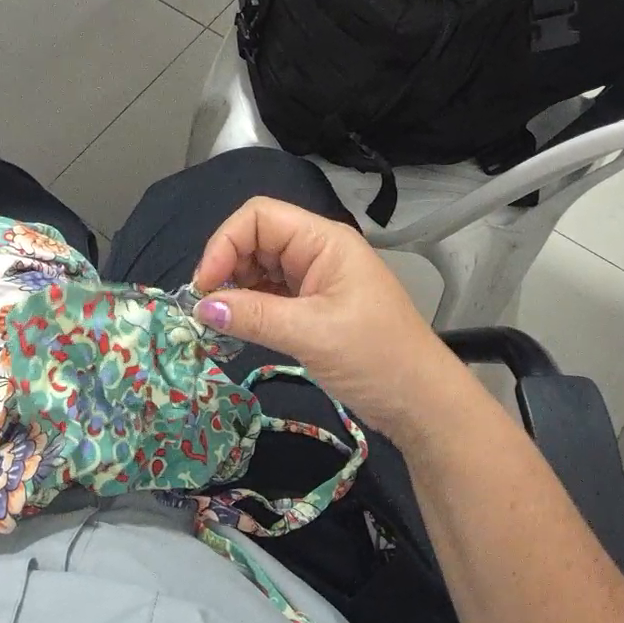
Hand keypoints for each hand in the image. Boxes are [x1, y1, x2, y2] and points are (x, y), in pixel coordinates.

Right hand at [191, 198, 468, 443]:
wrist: (423, 405)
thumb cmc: (376, 358)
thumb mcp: (311, 334)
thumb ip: (253, 316)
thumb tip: (200, 306)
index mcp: (324, 241)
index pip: (259, 217)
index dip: (225, 242)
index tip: (204, 285)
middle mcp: (317, 251)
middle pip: (256, 237)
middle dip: (226, 265)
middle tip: (207, 306)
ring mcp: (315, 279)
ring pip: (259, 266)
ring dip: (235, 287)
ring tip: (220, 318)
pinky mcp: (313, 306)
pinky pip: (269, 293)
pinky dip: (249, 305)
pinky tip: (238, 325)